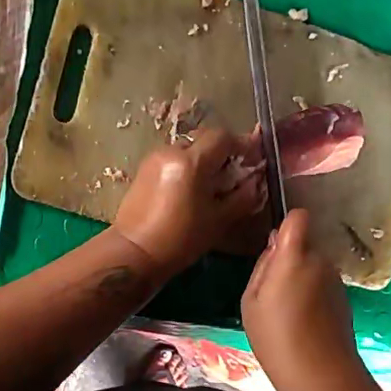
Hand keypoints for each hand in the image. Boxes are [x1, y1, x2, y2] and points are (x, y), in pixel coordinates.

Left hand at [111, 128, 265, 275]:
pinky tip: (190, 193)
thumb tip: (257, 182)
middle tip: (233, 178)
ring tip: (210, 189)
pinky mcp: (143, 170)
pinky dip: (186, 170)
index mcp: (191, 162)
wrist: (134, 253)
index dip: (241, 145)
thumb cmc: (180, 240)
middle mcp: (171, 152)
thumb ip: (243, 197)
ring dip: (203, 163)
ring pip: (187, 151)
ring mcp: (154, 159)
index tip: (252, 161)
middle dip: (221, 155)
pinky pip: (173, 161)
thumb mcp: (219, 220)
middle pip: (203, 142)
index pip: (222, 137)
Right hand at [241, 208, 367, 390]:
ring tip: (285, 315)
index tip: (274, 246)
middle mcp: (321, 261)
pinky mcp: (344, 300)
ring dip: (300, 282)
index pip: (298, 218)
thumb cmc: (277, 337)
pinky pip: (322, 288)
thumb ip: (263, 266)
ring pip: (312, 269)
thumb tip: (274, 245)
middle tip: (271, 294)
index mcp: (295, 256)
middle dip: (288, 262)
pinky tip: (301, 326)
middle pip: (303, 247)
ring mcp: (336, 281)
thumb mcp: (251, 301)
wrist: (321, 375)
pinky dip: (312, 299)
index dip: (286, 226)